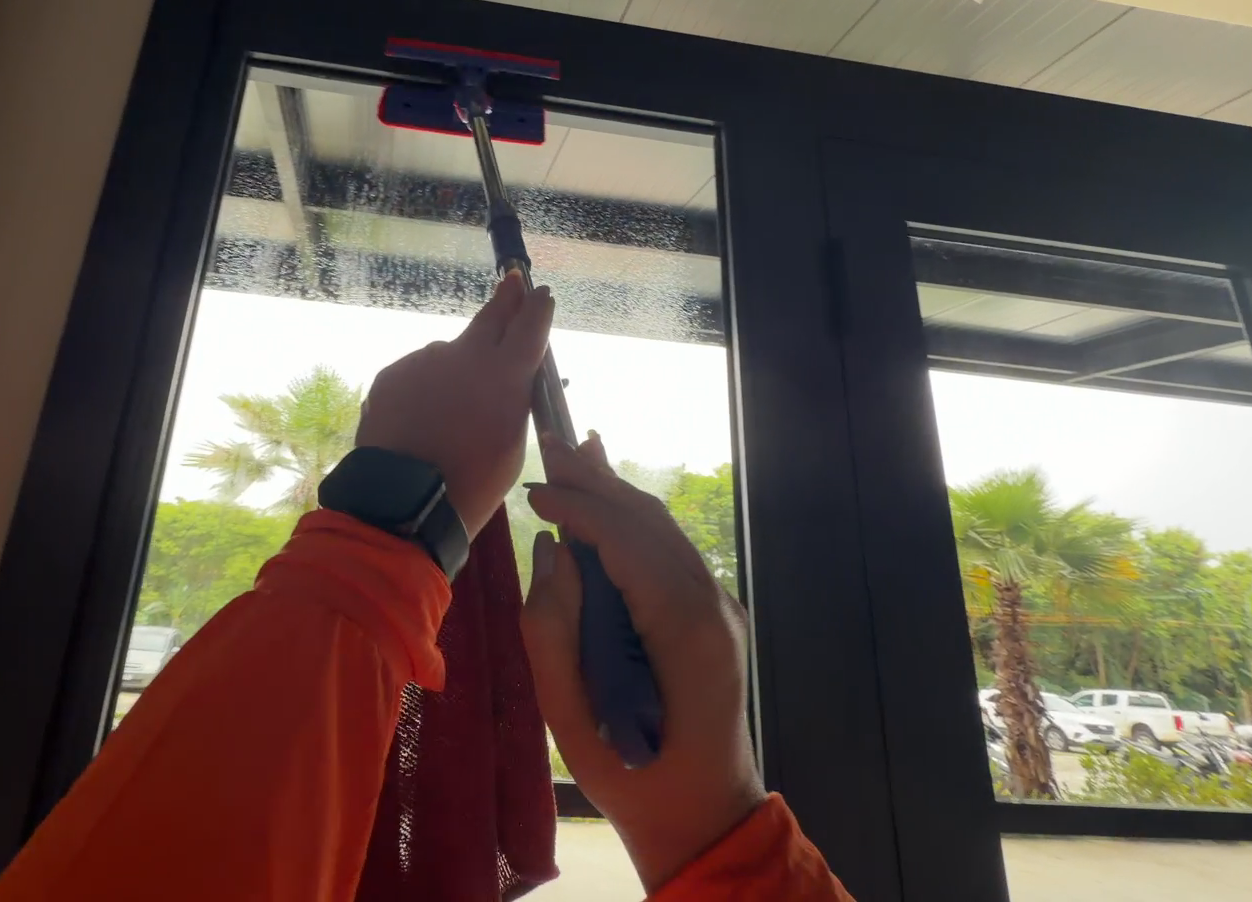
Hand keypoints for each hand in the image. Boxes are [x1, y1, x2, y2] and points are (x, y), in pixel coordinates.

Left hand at [354, 270, 553, 534]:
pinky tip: (419, 420)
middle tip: (513, 281)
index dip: (537, 308)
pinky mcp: (393, 372)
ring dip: (454, 372)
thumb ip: (511, 400)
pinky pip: (417, 375)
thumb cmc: (473, 481)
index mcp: (505, 374)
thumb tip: (504, 378)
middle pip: (490, 318)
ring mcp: (425, 360)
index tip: (540, 293)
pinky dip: (423, 390)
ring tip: (446, 414)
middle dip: (505, 299)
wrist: (405, 498)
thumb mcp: (511, 442)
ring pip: (447, 357)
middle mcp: (466, 354)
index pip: (529, 327)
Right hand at [520, 435, 763, 891]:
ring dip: (614, 489)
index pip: (623, 540)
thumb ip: (552, 627)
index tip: (532, 493)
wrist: (706, 814)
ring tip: (577, 450)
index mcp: (681, 628)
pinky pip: (667, 547)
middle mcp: (710, 601)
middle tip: (552, 437)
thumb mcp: (570, 716)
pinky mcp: (713, 608)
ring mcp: (718, 603)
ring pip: (661, 526)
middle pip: (647, 519)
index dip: (577, 507)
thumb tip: (552, 550)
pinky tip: (611, 494)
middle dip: (595, 478)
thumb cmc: (629, 777)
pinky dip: (632, 516)